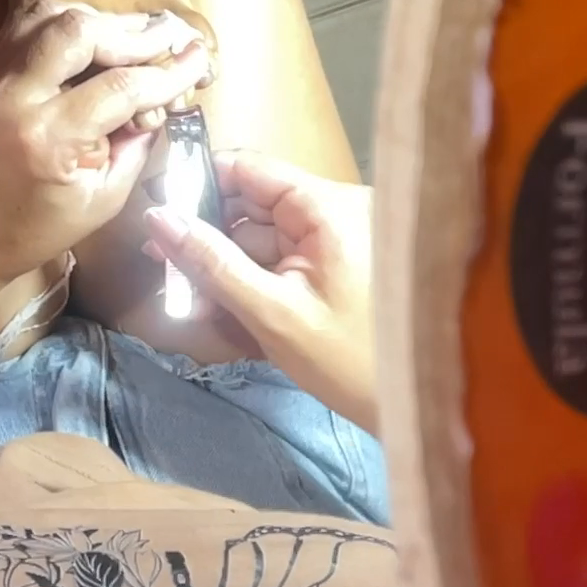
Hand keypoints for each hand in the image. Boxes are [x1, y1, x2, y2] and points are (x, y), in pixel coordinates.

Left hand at [0, 1, 211, 288]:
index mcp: (48, 138)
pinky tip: (92, 39)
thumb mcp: (104, 198)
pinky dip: (66, 23)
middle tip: (171, 39)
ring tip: (134, 40)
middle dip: (135, 33)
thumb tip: (164, 95)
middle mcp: (14, 95)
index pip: (121, 87)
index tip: (200, 60)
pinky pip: (27, 23)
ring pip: (52, 15)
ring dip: (100, 22)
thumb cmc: (36, 228)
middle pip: (82, 31)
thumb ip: (137, 141)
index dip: (169, 71)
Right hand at [142, 151, 377, 433]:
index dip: (199, 180)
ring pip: (259, 236)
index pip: (249, 168)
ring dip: (221, 263)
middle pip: (250, 204)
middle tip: (158, 260)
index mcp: (328, 206)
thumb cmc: (356, 364)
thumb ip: (210, 263)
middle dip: (204, 233)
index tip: (157, 205)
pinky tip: (215, 304)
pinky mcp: (337, 267)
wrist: (431, 418)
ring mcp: (337, 240)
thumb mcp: (274, 314)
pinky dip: (248, 279)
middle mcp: (334, 210)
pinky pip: (279, 260)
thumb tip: (155, 216)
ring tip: (180, 292)